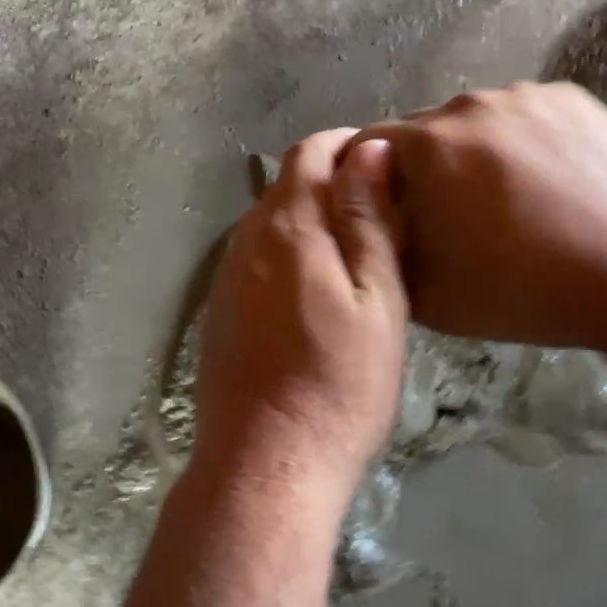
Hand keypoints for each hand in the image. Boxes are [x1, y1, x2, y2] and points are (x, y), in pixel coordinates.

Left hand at [193, 130, 408, 495]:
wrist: (265, 461)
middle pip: (288, 183)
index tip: (385, 159)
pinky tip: (317, 284)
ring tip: (358, 244)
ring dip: (311, 216)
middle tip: (383, 205)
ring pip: (272, 219)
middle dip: (332, 178)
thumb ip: (367, 217)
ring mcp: (228, 272)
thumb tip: (368, 148)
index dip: (347, 144)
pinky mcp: (222, 306)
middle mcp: (248, 236)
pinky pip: (259, 254)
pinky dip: (291, 248)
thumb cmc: (339, 382)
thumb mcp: (375, 297)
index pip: (310, 152)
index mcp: (287, 224)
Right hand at [359, 82, 606, 349]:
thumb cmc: (525, 291)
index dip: (369, 174)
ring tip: (513, 200)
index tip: (387, 205)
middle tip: (453, 211)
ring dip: (479, 150)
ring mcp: (531, 97)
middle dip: (427, 164)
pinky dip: (529, 142)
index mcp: (429, 144)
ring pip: (482, 120)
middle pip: (426, 128)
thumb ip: (379, 246)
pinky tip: (555, 185)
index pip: (369, 143)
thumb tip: (367, 218)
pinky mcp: (579, 101)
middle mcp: (472, 105)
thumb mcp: (427, 294)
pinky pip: (531, 117)